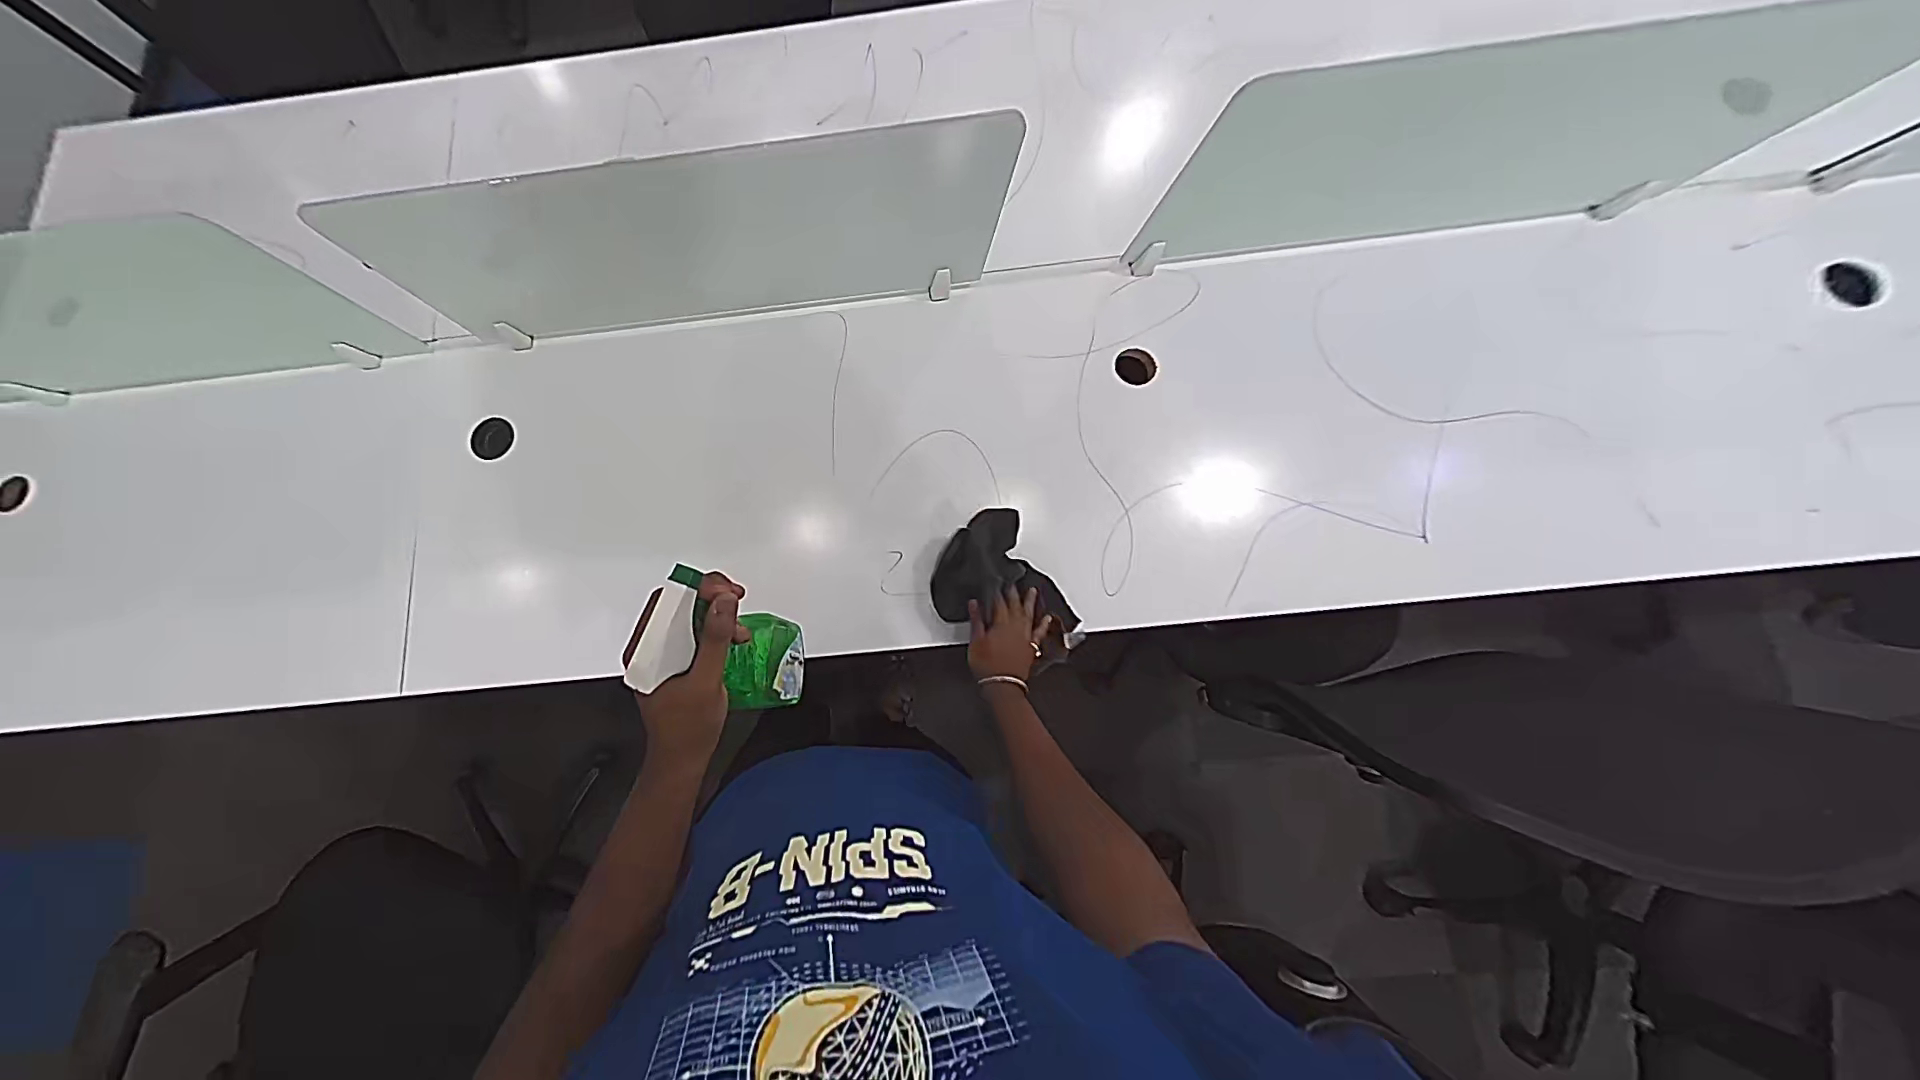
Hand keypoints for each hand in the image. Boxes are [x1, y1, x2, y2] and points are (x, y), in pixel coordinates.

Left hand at [622, 571, 749, 763]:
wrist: (682, 760)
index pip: (667, 600)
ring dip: (717, 616)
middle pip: (678, 604)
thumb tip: (723, 602)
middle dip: (711, 598)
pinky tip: (732, 640)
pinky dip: (716, 631)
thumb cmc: (688, 729)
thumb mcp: (706, 680)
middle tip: (737, 599)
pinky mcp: (676, 662)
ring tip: (738, 630)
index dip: (698, 588)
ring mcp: (662, 655)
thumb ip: (715, 638)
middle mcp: (649, 649)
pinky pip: (694, 634)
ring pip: (688, 617)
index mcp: (645, 651)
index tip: (726, 591)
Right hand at [968, 585, 1052, 682]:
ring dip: (1030, 602)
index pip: (999, 603)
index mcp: (1000, 624)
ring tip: (1032, 591)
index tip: (998, 584)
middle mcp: (1015, 627)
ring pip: (1028, 614)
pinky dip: (1044, 624)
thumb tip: (974, 605)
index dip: (998, 593)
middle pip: (1015, 605)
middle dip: (1014, 593)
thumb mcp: (975, 641)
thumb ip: (976, 621)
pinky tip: (1047, 618)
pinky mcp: (1031, 647)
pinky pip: (1039, 632)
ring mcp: (1025, 637)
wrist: (1002, 685)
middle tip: (1014, 584)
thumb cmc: (988, 666)